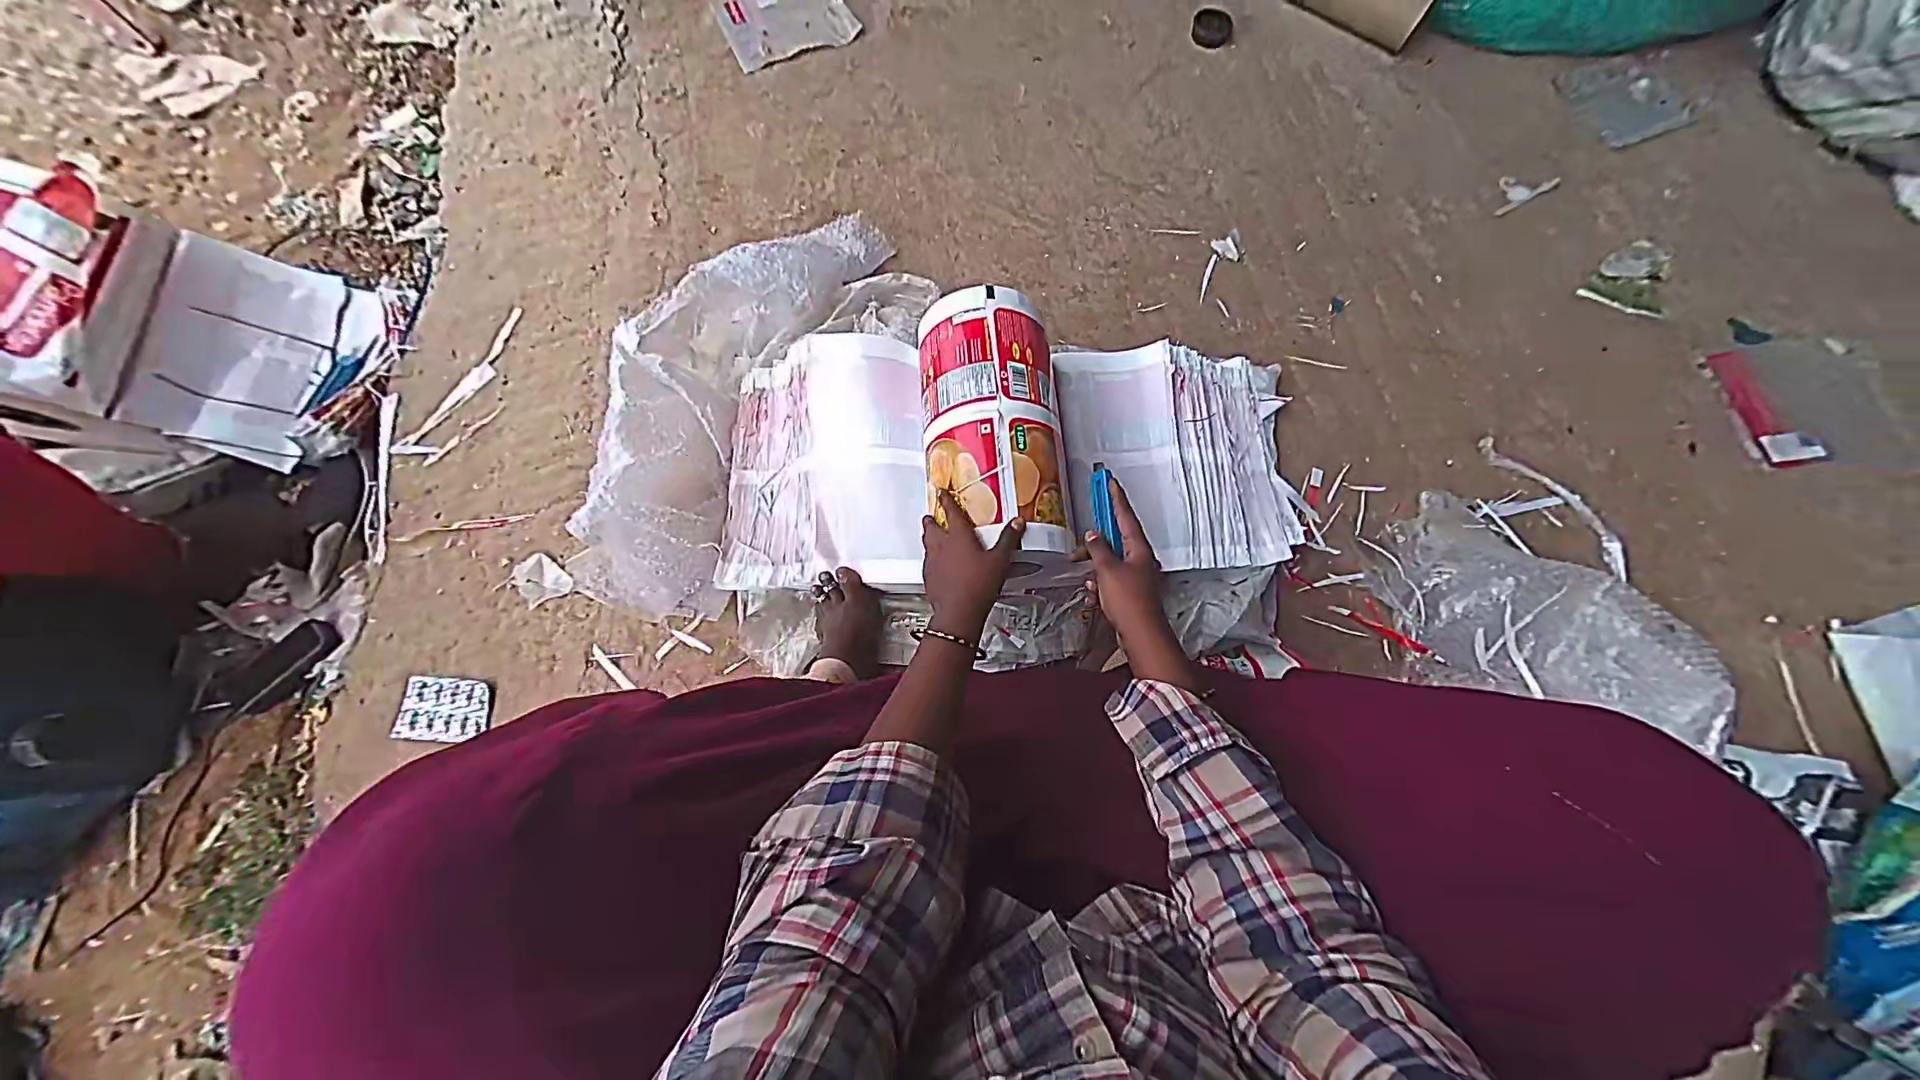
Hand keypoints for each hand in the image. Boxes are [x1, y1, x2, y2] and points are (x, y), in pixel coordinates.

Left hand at [923, 489, 1023, 640]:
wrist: (958, 611)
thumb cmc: (978, 585)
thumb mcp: (1000, 560)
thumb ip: (1008, 539)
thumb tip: (1017, 523)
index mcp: (958, 536)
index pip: (950, 512)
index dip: (946, 500)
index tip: (941, 493)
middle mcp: (941, 545)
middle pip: (931, 527)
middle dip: (932, 520)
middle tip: (932, 516)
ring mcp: (932, 561)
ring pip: (927, 543)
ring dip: (929, 536)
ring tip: (932, 535)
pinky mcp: (928, 576)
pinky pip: (927, 561)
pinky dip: (931, 557)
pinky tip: (937, 563)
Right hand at [1082, 477, 1202, 691]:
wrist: (1140, 633)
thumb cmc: (1129, 601)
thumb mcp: (1107, 570)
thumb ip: (1098, 550)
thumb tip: (1093, 536)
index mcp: (1139, 548)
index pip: (1125, 516)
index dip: (1116, 499)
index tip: (1111, 483)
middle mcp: (1141, 559)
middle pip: (1116, 541)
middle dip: (1097, 545)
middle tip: (1084, 543)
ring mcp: (1138, 575)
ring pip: (1112, 562)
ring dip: (1097, 568)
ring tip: (1090, 580)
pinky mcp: (1132, 591)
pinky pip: (1112, 579)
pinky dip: (1101, 584)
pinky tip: (1096, 594)